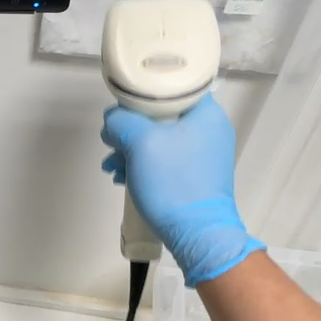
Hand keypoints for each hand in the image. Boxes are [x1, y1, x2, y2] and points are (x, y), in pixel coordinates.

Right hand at [100, 96, 263, 284]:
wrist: (197, 233)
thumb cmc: (172, 182)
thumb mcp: (140, 143)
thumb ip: (121, 121)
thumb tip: (113, 120)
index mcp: (205, 112)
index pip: (169, 87)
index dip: (139, 96)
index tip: (120, 110)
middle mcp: (210, 129)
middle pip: (161, 116)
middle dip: (130, 130)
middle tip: (111, 144)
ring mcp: (205, 154)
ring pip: (159, 140)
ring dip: (132, 151)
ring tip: (112, 168)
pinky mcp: (197, 176)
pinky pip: (165, 160)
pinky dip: (144, 166)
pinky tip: (124, 179)